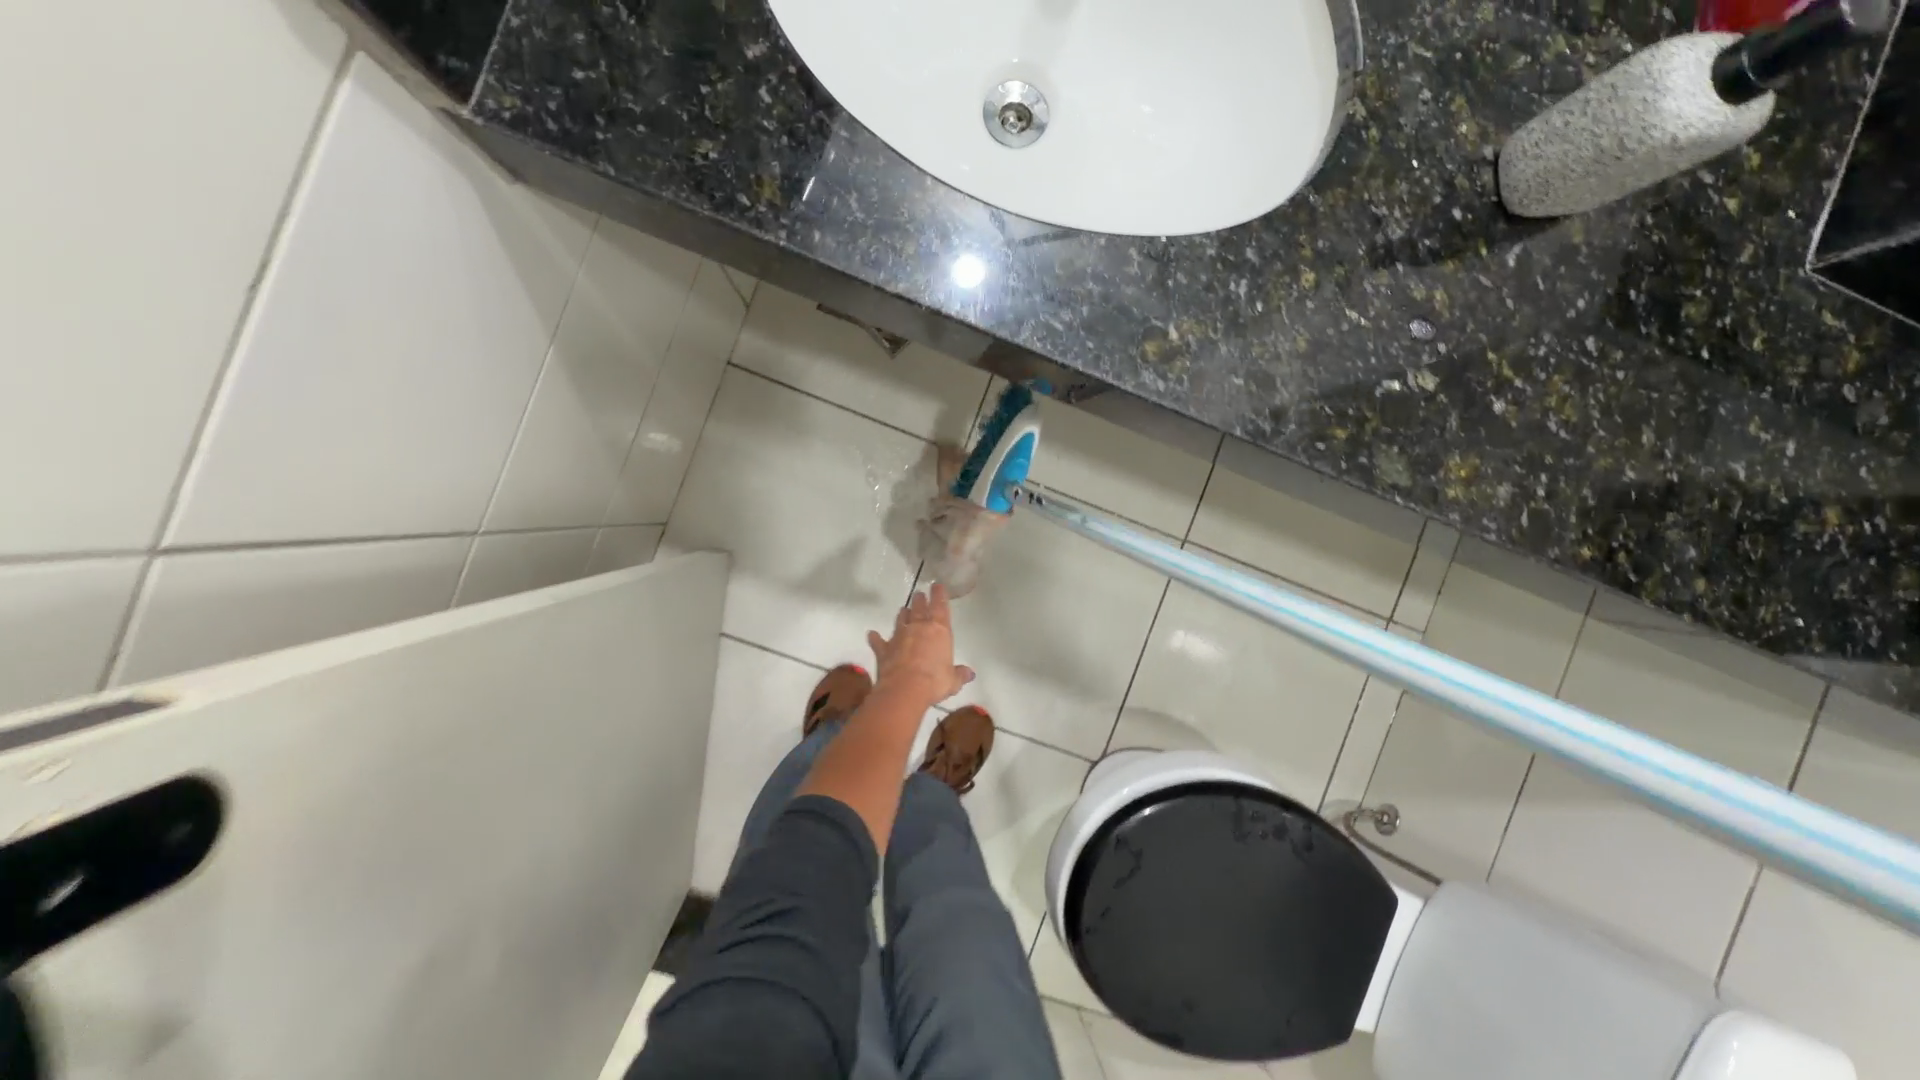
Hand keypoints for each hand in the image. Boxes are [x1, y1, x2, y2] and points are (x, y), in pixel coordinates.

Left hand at [867, 584, 974, 705]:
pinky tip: (872, 634)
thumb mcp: (952, 680)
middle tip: (919, 595)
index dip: (939, 595)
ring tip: (903, 610)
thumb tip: (969, 674)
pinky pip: (879, 641)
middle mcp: (918, 628)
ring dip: (902, 615)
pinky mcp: (884, 650)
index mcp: (939, 631)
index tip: (937, 586)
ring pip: (900, 620)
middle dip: (920, 601)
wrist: (905, 689)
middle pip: (919, 609)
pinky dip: (875, 638)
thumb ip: (960, 674)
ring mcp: (899, 637)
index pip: (940, 607)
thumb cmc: (934, 681)